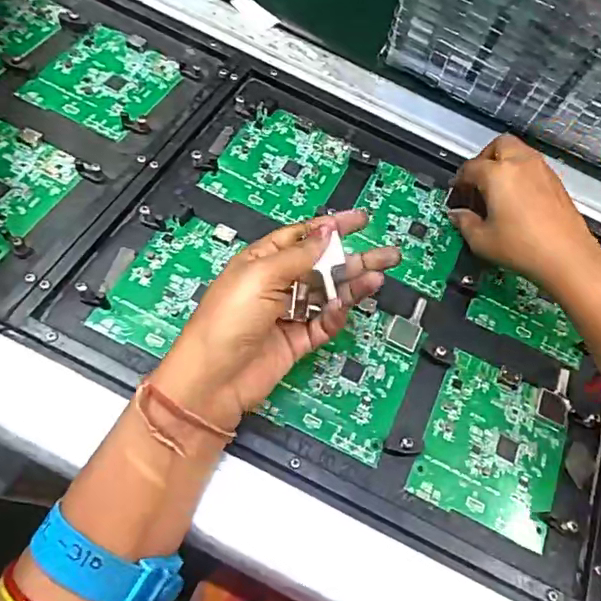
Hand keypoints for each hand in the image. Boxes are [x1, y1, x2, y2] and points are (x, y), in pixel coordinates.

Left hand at [150, 211, 398, 430]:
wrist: (213, 380)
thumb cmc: (224, 322)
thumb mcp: (262, 276)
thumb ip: (299, 254)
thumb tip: (326, 231)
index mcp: (263, 261)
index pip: (304, 237)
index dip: (332, 227)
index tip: (360, 220)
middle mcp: (277, 284)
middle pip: (323, 265)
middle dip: (355, 258)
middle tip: (387, 254)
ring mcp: (288, 313)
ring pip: (329, 294)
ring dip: (352, 286)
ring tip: (377, 277)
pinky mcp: (296, 341)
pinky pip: (324, 324)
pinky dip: (336, 316)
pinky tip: (343, 309)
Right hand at [447, 135, 600, 294]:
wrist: (567, 257)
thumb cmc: (524, 248)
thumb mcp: (482, 240)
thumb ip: (465, 223)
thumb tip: (459, 215)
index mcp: (497, 173)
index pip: (470, 167)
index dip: (459, 179)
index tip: (457, 190)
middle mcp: (521, 164)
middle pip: (498, 145)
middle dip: (484, 158)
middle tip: (477, 180)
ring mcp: (542, 171)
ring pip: (519, 152)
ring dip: (505, 163)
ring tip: (497, 189)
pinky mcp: (557, 182)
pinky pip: (534, 166)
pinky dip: (521, 174)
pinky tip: (517, 198)